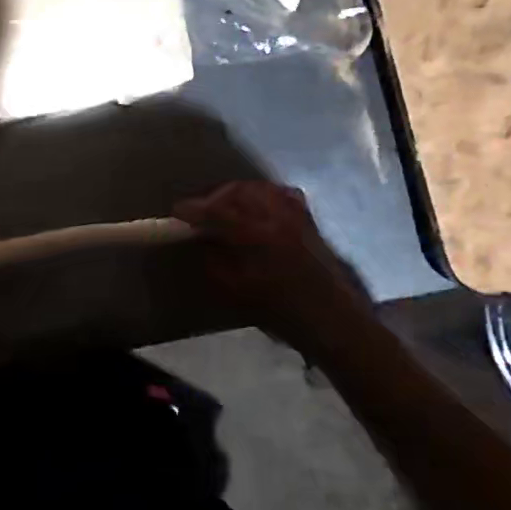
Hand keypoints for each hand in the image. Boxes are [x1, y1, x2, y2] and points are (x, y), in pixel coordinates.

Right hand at [174, 181, 369, 331]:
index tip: (176, 211)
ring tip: (225, 206)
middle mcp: (278, 217)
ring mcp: (296, 216)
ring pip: (262, 188)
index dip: (193, 208)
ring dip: (238, 192)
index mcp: (257, 236)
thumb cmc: (281, 312)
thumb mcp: (236, 292)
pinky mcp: (309, 220)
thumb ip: (215, 262)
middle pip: (239, 190)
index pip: (218, 210)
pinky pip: (283, 194)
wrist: (334, 321)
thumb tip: (202, 241)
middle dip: (214, 197)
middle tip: (199, 211)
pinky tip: (257, 206)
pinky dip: (265, 194)